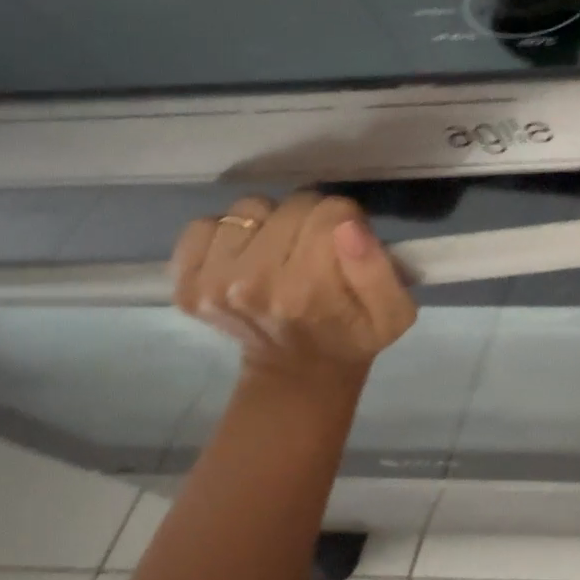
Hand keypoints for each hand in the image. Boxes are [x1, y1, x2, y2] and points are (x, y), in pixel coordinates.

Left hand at [172, 192, 416, 386]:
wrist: (300, 373)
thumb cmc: (356, 336)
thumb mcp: (394, 312)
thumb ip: (378, 269)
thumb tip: (348, 226)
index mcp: (307, 288)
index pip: (331, 212)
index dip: (348, 219)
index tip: (352, 241)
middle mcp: (252, 283)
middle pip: (291, 207)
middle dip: (313, 218)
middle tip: (320, 247)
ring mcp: (213, 285)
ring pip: (249, 210)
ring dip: (272, 223)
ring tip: (284, 251)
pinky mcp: (186, 286)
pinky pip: (203, 226)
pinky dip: (229, 233)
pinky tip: (248, 255)